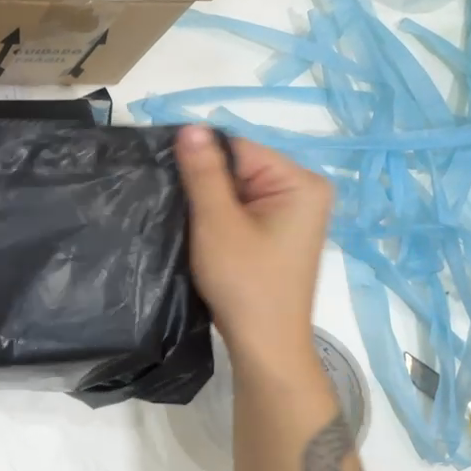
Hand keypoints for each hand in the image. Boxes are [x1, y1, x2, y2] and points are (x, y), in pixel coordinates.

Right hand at [176, 125, 333, 370]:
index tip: (167, 180)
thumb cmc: (245, 282)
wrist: (264, 344)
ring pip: (235, 189)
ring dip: (208, 202)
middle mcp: (303, 190)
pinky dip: (217, 216)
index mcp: (300, 182)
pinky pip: (240, 208)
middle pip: (237, 167)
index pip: (237, 148)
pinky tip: (200, 232)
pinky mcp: (277, 232)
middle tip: (174, 204)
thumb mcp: (216, 222)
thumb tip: (189, 126)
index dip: (199, 160)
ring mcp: (292, 213)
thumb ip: (203, 172)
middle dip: (204, 183)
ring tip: (184, 219)